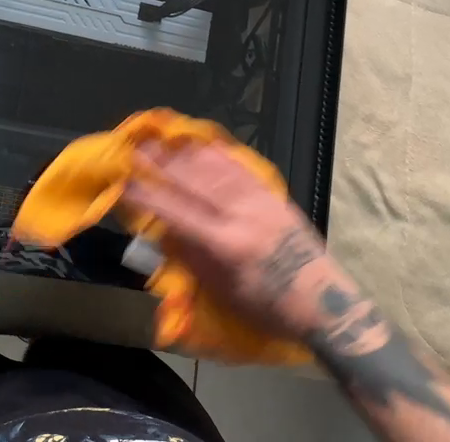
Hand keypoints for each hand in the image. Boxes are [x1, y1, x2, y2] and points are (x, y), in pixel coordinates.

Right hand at [122, 139, 335, 339]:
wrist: (324, 303)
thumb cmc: (269, 308)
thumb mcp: (224, 294)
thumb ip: (193, 260)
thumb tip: (163, 231)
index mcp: (226, 246)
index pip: (178, 214)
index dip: (149, 197)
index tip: (126, 183)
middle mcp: (241, 217)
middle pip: (194, 184)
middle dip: (162, 165)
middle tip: (137, 148)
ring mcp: (259, 203)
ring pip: (216, 171)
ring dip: (186, 154)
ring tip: (162, 140)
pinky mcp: (274, 196)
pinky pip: (242, 169)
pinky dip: (220, 154)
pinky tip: (204, 144)